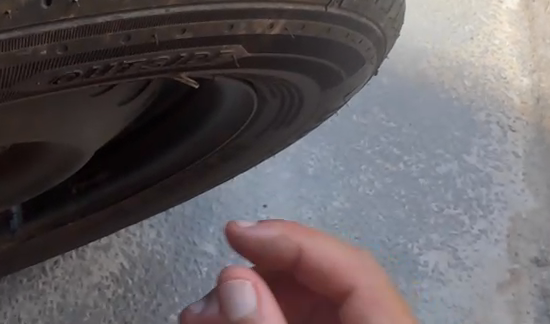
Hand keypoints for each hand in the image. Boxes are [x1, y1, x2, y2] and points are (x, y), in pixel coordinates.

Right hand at [179, 221, 416, 323]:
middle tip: (207, 296)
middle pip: (321, 285)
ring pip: (301, 309)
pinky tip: (220, 323)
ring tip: (198, 316)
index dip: (291, 240)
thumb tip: (234, 278)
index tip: (235, 234)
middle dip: (255, 279)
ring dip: (246, 303)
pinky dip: (256, 321)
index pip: (351, 267)